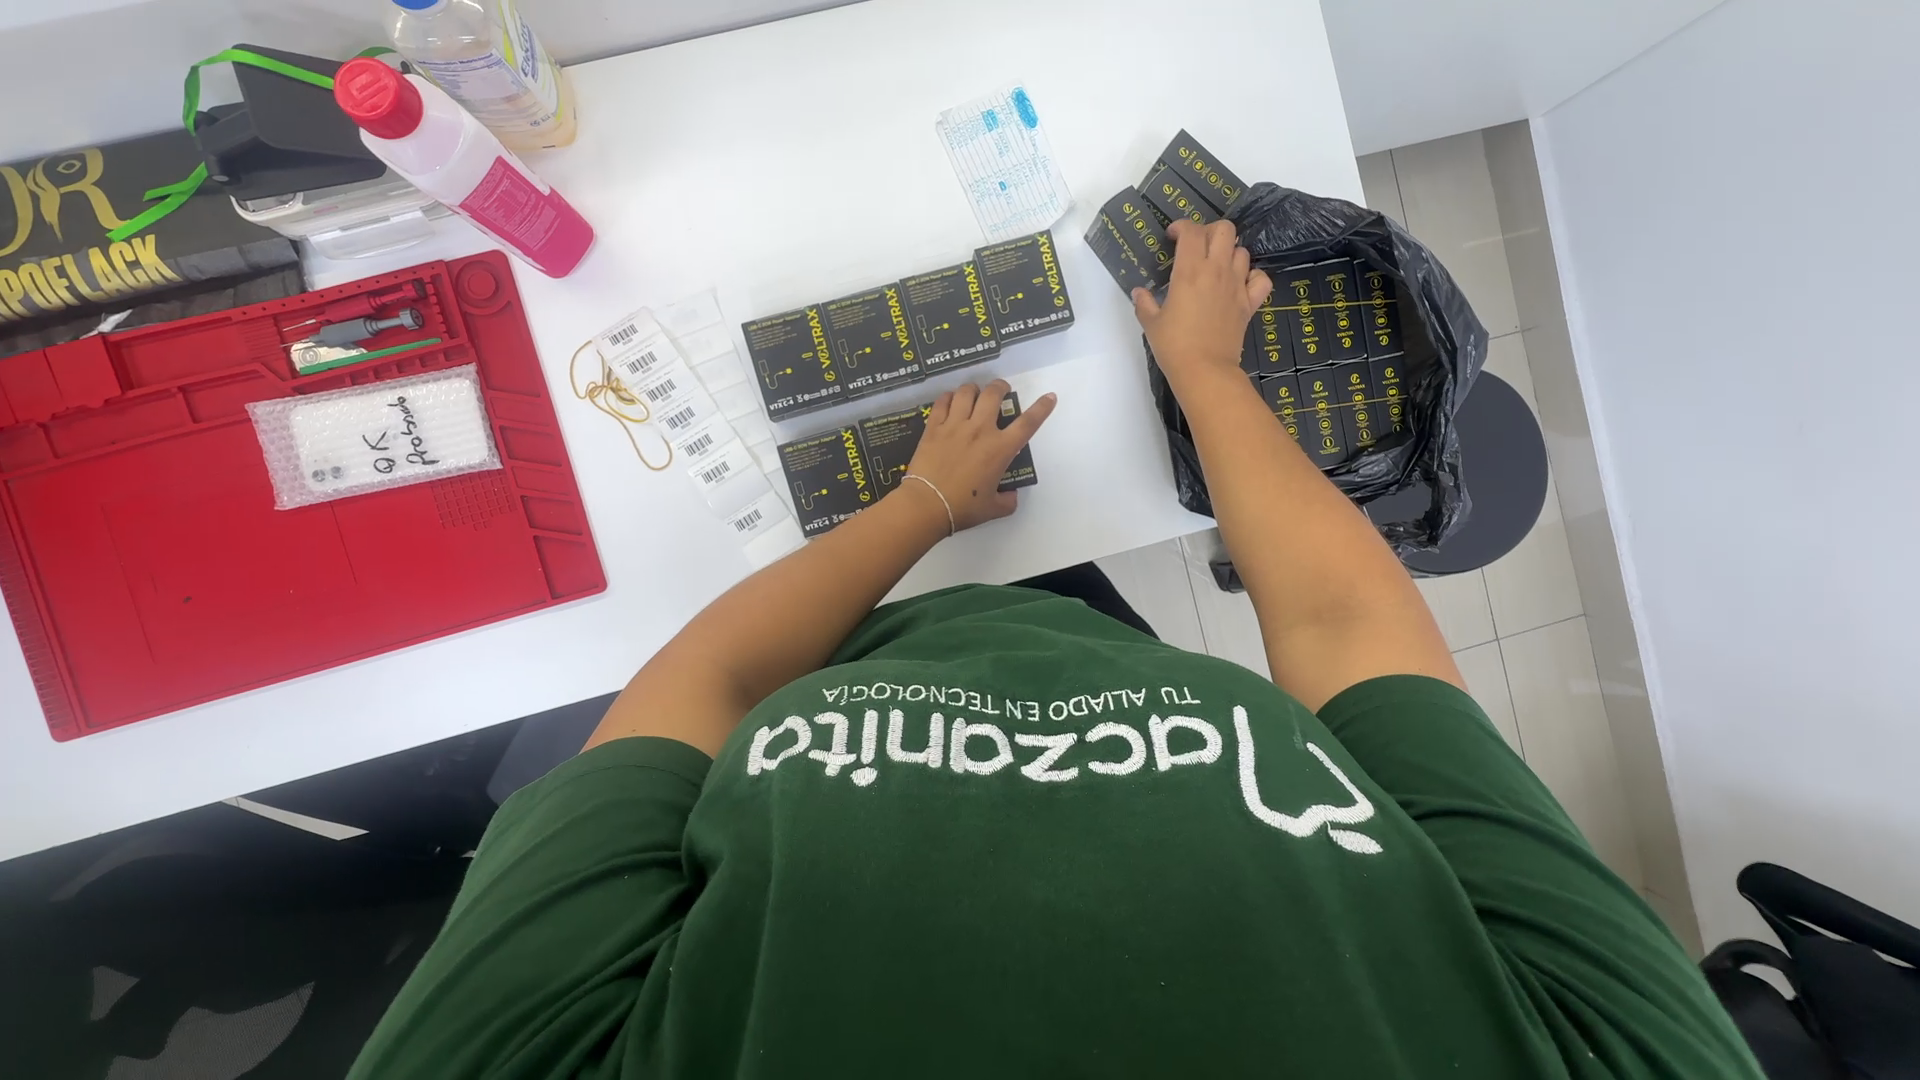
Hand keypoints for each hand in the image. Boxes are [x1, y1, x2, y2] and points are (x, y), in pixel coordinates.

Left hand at [901, 380, 1056, 532]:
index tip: (1049, 397)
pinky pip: (942, 402)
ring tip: (975, 393)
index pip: (1028, 423)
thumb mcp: (993, 509)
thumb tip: (1011, 495)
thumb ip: (1007, 500)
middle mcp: (980, 430)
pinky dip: (948, 397)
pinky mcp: (933, 427)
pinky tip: (950, 401)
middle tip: (1001, 390)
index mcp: (1000, 449)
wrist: (927, 504)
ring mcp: (954, 425)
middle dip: (1000, 387)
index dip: (1042, 407)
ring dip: (974, 389)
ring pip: (966, 392)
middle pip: (993, 394)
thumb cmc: (963, 508)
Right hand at [1132, 219, 1272, 387]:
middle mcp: (1217, 270)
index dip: (1182, 227)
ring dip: (1229, 253)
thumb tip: (1139, 292)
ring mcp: (1237, 285)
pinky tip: (1241, 283)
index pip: (1192, 231)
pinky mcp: (1249, 303)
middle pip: (1224, 230)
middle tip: (1198, 247)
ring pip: (1242, 251)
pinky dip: (1253, 276)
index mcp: (1190, 271)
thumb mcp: (1151, 324)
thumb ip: (1145, 303)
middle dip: (1210, 231)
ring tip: (1216, 267)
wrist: (1205, 370)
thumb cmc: (1174, 346)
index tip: (1172, 237)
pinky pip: (1260, 279)